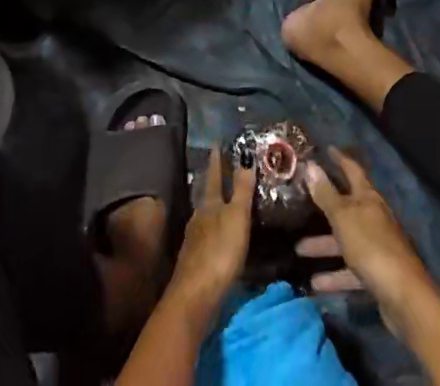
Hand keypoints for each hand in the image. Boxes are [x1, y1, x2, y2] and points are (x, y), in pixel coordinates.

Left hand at [165, 147, 254, 312]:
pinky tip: (221, 231)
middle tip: (224, 168)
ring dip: (214, 204)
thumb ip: (241, 189)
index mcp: (208, 204)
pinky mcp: (196, 259)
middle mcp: (198, 217)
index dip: (216, 160)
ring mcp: (194, 239)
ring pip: (205, 213)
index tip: (216, 143)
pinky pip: (207, 233)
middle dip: (214, 181)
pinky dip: (215, 226)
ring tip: (226, 199)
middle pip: (206, 193)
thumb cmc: (219, 251)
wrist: (195, 296)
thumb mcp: (236, 216)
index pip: (212, 175)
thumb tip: (245, 155)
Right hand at [296, 148, 426, 298]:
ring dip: (323, 245)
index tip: (327, 149)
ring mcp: (376, 245)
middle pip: (346, 207)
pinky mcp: (376, 272)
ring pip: (345, 240)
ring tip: (298, 249)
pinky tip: (314, 283)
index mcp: (368, 198)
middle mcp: (374, 217)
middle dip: (324, 207)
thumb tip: (311, 165)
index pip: (352, 171)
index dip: (340, 159)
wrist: (403, 294)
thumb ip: (326, 194)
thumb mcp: (344, 217)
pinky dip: (334, 275)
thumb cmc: (371, 246)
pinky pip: (350, 270)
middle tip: (301, 203)